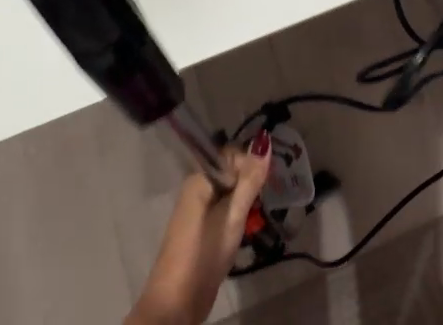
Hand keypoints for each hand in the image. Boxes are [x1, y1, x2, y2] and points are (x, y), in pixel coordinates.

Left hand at [126, 132, 272, 324]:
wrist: (177, 300)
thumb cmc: (205, 251)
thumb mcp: (233, 214)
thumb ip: (250, 180)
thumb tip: (265, 141)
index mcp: (199, 179)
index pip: (231, 156)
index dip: (249, 168)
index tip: (262, 189)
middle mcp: (197, 190)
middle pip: (231, 175)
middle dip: (250, 188)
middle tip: (259, 209)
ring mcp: (198, 211)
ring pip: (230, 196)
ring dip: (245, 206)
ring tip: (254, 223)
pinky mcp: (202, 230)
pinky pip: (225, 212)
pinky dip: (237, 220)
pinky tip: (245, 233)